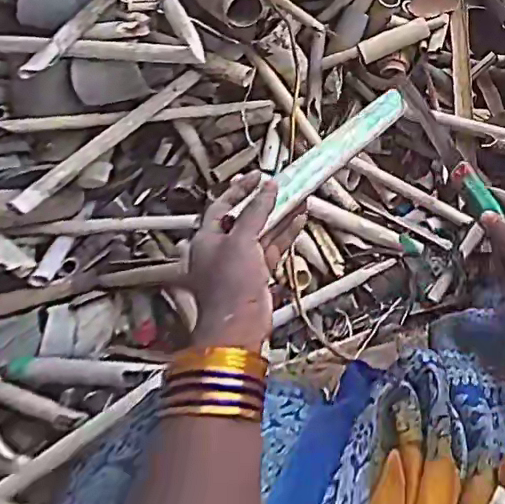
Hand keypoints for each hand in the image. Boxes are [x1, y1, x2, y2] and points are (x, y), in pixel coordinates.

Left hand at [185, 174, 305, 349]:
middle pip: (245, 216)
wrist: (238, 327)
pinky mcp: (258, 273)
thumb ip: (255, 211)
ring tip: (295, 198)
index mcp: (207, 238)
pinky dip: (286, 233)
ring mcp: (241, 261)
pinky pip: (273, 246)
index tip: (257, 176)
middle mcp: (223, 248)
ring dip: (279, 215)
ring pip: (263, 231)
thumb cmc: (227, 289)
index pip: (223, 203)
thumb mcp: (241, 239)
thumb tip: (266, 189)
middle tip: (279, 186)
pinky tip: (297, 220)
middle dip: (264, 201)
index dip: (241, 188)